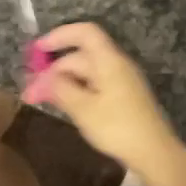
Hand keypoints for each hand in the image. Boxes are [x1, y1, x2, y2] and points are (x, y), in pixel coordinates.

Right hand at [23, 23, 185, 176]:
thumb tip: (45, 77)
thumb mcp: (83, 109)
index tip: (37, 49)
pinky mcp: (123, 98)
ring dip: (62, 83)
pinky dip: (76, 91)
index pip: (84, 33)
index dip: (59, 36)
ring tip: (40, 100)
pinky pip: (95, 85)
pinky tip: (63, 106)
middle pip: (80, 57)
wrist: (154, 152)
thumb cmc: (118, 127)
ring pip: (86, 73)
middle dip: (53, 70)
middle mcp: (116, 65)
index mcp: (109, 61)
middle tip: (30, 92)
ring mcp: (121, 82)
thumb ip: (61, 89)